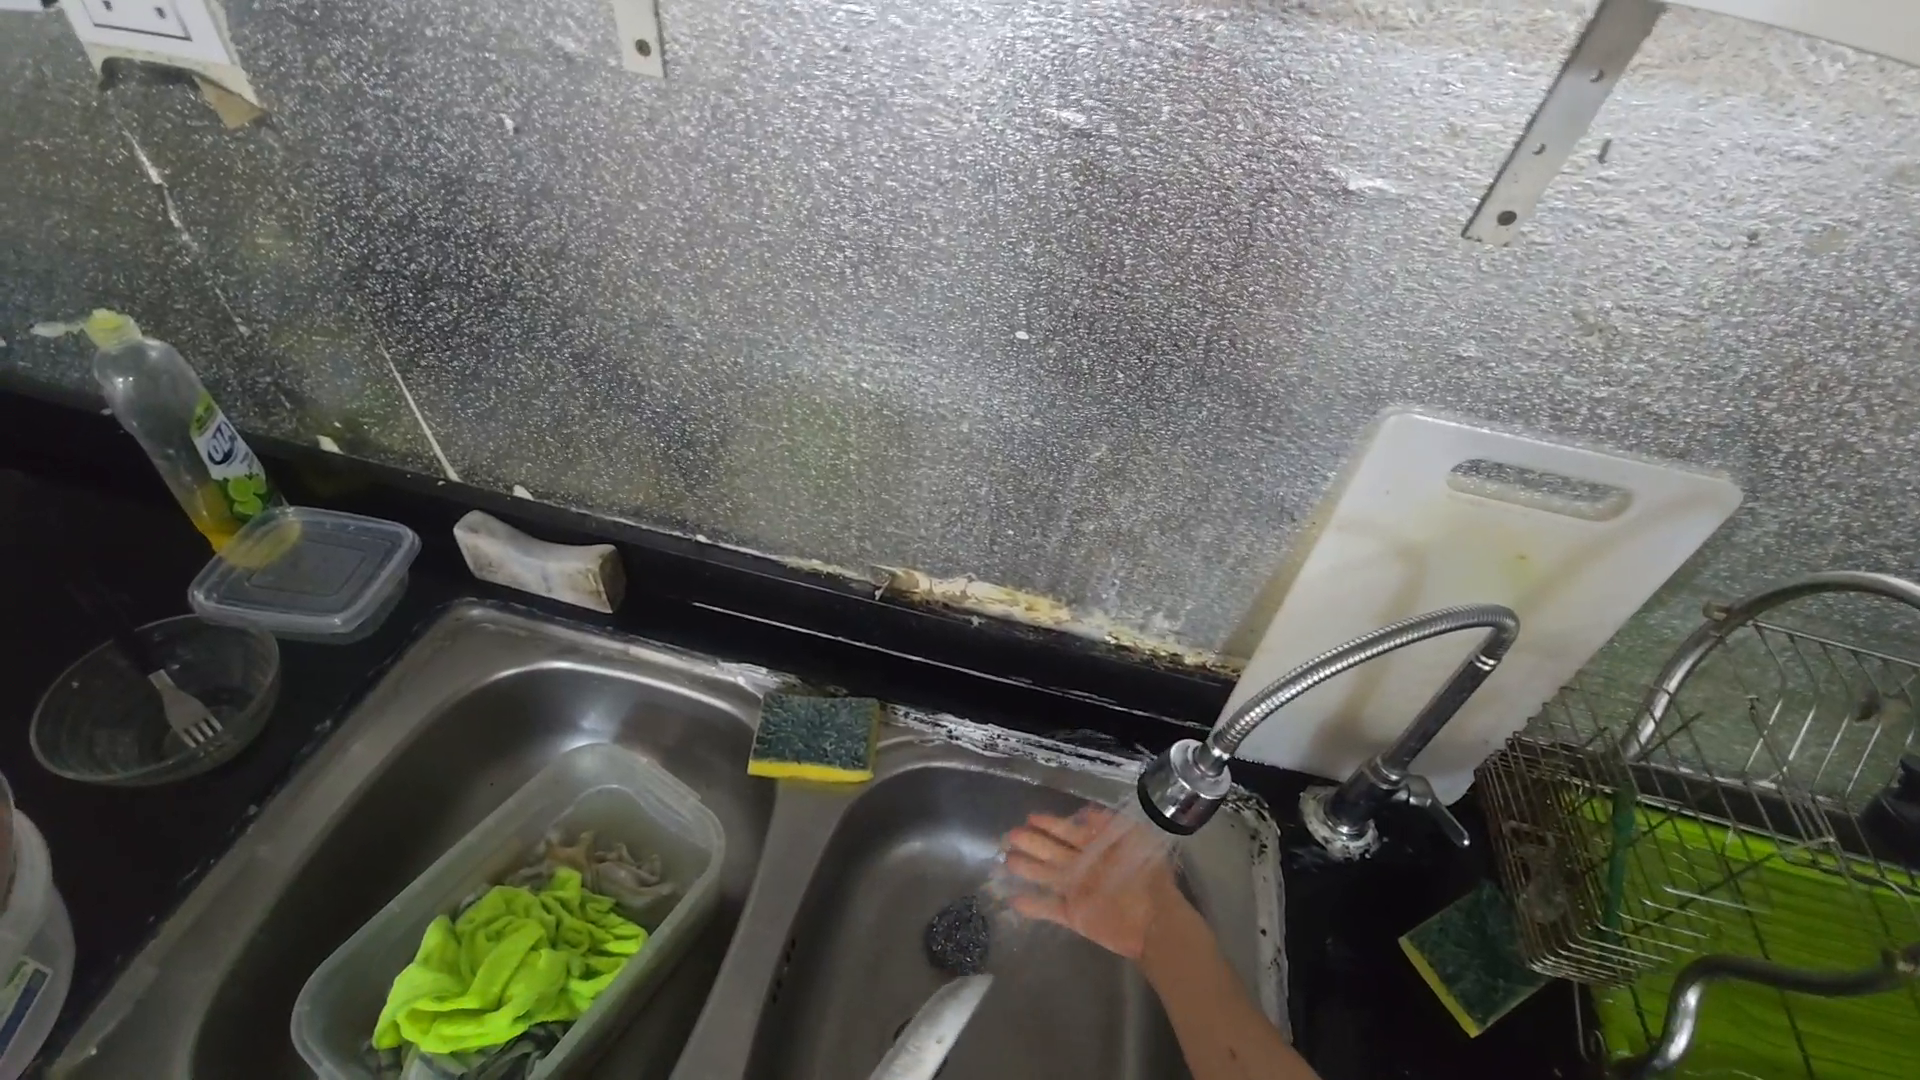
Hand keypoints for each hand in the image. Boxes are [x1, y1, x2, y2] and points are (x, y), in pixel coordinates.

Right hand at [1000, 807, 1185, 961]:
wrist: (1156, 923)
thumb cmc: (1148, 879)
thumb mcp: (1136, 842)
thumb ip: (1110, 827)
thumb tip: (1086, 811)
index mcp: (1096, 848)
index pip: (1068, 831)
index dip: (1050, 824)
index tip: (1030, 817)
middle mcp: (1083, 866)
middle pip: (1052, 852)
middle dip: (1032, 842)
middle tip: (1009, 835)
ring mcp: (1077, 891)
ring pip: (1046, 876)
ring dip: (1027, 868)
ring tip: (1006, 861)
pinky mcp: (1075, 915)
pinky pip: (1049, 908)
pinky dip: (1032, 905)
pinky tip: (1013, 899)